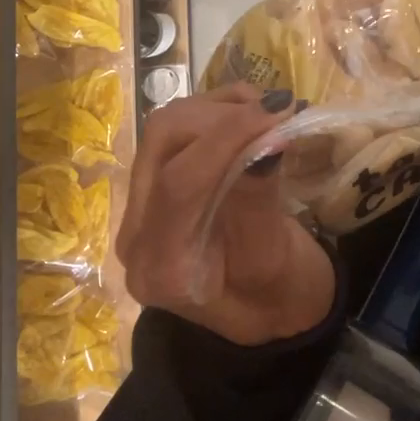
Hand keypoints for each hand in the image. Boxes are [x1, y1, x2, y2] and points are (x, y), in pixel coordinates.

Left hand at [118, 84, 336, 344]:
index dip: (230, 137)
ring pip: (167, 125)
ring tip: (271, 111)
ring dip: (221, 107)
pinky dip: (219, 109)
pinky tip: (253, 116)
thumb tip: (269, 137)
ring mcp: (143, 206)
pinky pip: (178, 128)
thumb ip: (260, 201)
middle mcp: (138, 232)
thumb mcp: (275, 257)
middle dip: (223, 115)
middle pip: (163, 140)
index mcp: (162, 266)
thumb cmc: (277, 297)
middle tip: (279, 111)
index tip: (281, 113)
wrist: (268, 313)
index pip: (180, 182)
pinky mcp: (158, 185)